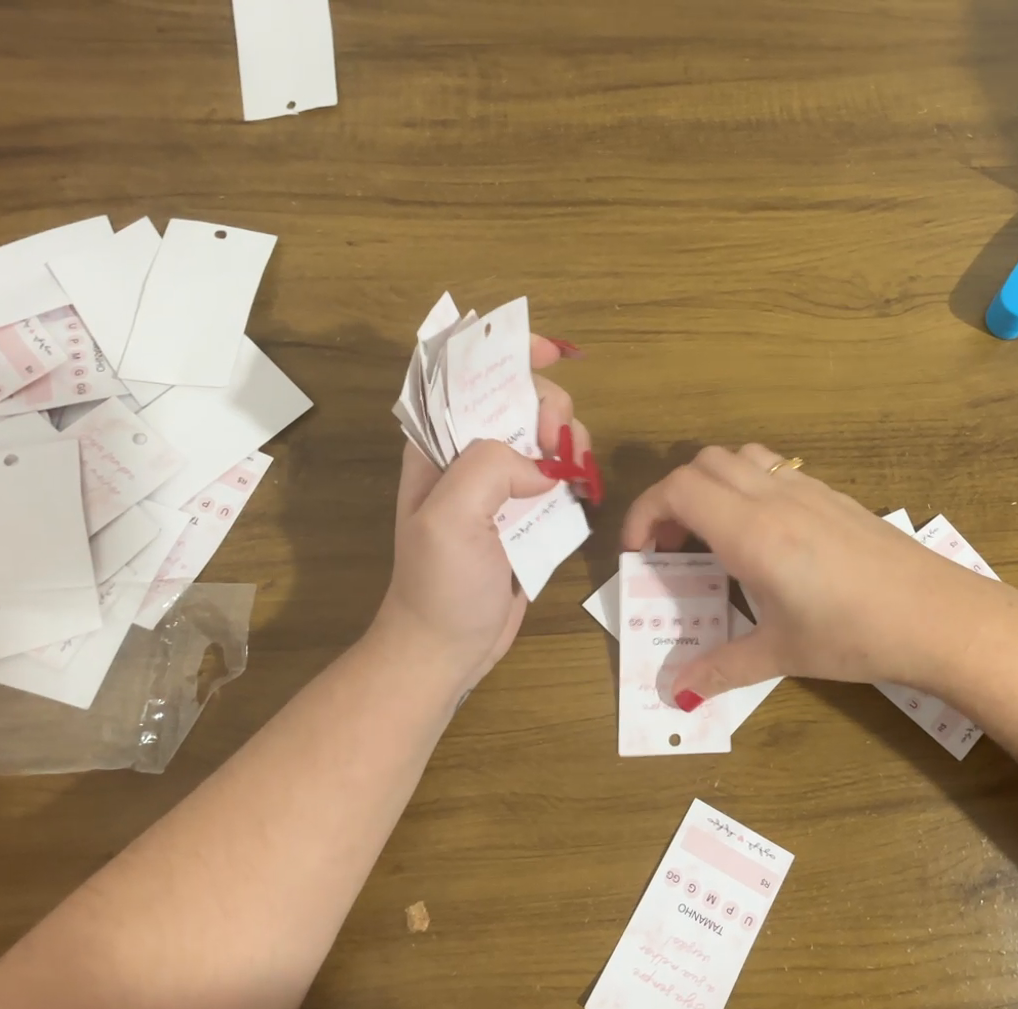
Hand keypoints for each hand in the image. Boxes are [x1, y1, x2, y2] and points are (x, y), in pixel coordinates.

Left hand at [364, 335, 591, 691]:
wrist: (447, 648)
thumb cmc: (438, 585)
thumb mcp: (448, 519)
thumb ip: (488, 469)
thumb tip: (541, 468)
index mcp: (438, 446)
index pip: (467, 374)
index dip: (506, 351)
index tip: (551, 353)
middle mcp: (469, 457)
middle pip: (520, 400)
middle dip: (550, 407)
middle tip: (557, 447)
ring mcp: (500, 487)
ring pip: (546, 437)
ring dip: (569, 442)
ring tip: (572, 475)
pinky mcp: (526, 515)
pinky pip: (559, 477)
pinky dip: (576, 475)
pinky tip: (579, 492)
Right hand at [621, 444, 1004, 706]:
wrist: (938, 616)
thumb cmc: (854, 636)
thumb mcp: (781, 653)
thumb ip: (721, 666)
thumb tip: (677, 693)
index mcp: (752, 532)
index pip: (677, 490)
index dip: (645, 513)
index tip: (641, 553)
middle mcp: (775, 498)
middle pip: (702, 464)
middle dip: (672, 498)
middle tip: (673, 548)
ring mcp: (809, 490)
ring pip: (740, 457)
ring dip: (711, 484)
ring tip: (713, 535)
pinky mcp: (834, 496)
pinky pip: (774, 469)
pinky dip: (748, 486)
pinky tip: (764, 536)